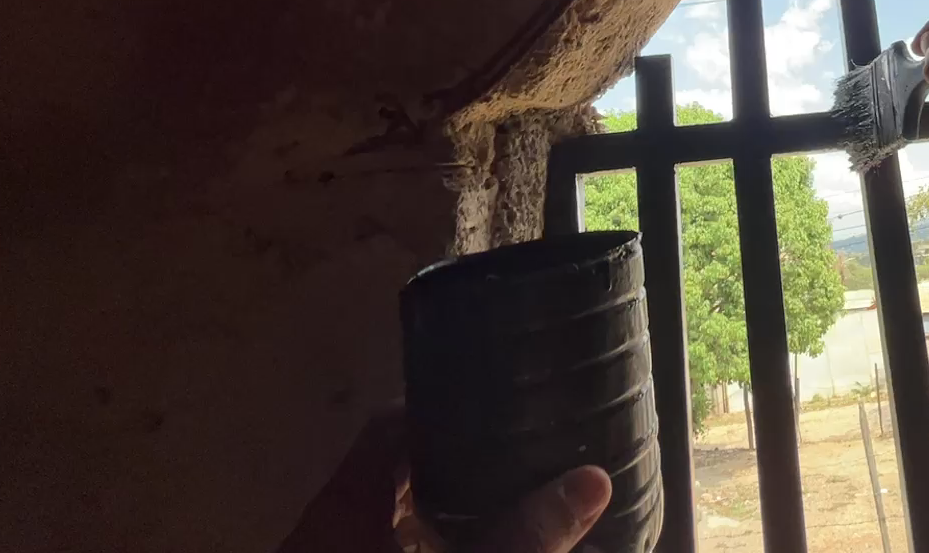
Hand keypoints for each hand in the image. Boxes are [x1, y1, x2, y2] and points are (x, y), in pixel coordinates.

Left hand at [278, 409, 611, 552]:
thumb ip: (521, 539)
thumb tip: (594, 481)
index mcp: (347, 505)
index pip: (391, 423)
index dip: (446, 400)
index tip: (500, 392)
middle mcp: (333, 527)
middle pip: (399, 465)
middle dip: (461, 452)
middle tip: (522, 438)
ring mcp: (337, 552)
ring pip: (396, 513)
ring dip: (446, 501)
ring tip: (510, 484)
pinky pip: (390, 544)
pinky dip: (428, 539)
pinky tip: (472, 541)